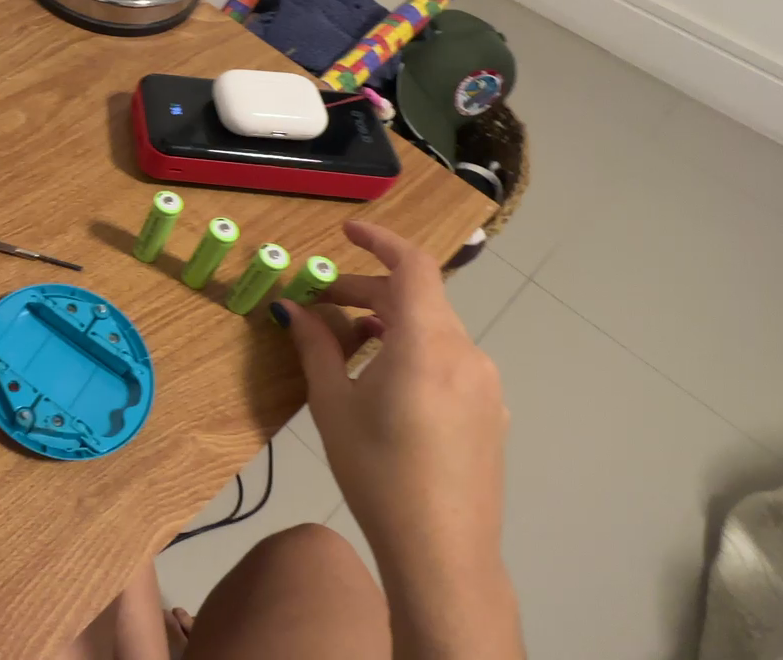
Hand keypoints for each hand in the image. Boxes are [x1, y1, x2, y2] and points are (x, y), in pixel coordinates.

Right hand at [277, 220, 519, 658]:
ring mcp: (485, 384)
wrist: (443, 551)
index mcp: (427, 344)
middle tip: (321, 305)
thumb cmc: (377, 470)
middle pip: (418, 298)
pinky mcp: (490, 410)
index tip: (346, 232)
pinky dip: (412, 349)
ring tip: (348, 346)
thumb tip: (291, 307)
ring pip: (433, 329)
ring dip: (389, 322)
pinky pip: (448, 358)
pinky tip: (384, 382)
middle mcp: (466, 354)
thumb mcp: (333, 403)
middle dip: (367, 291)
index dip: (379, 240)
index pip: (413, 267)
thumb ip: (315, 346)